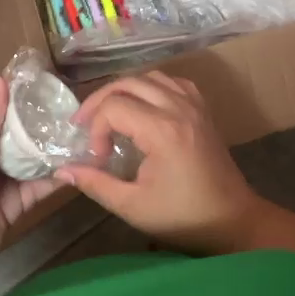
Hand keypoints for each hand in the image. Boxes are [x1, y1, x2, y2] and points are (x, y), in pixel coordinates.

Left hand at [0, 74, 60, 295]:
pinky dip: (55, 178)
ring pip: (27, 158)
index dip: (9, 91)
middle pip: (12, 131)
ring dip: (50, 148)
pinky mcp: (11, 207)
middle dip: (37, 119)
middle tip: (74, 106)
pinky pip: (36, 186)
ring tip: (85, 133)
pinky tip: (80, 167)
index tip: (41, 79)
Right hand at [57, 73, 271, 254]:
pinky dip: (152, 87)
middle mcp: (179, 108)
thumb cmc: (182, 216)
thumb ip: (96, 183)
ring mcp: (194, 105)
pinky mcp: (203, 109)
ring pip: (152, 76)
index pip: (114, 106)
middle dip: (101, 100)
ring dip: (126, 89)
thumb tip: (63, 170)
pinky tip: (142, 108)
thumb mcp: (132, 206)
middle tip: (85, 124)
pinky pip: (173, 82)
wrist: (231, 218)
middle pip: (130, 81)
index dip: (95, 128)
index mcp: (163, 130)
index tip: (97, 157)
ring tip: (109, 115)